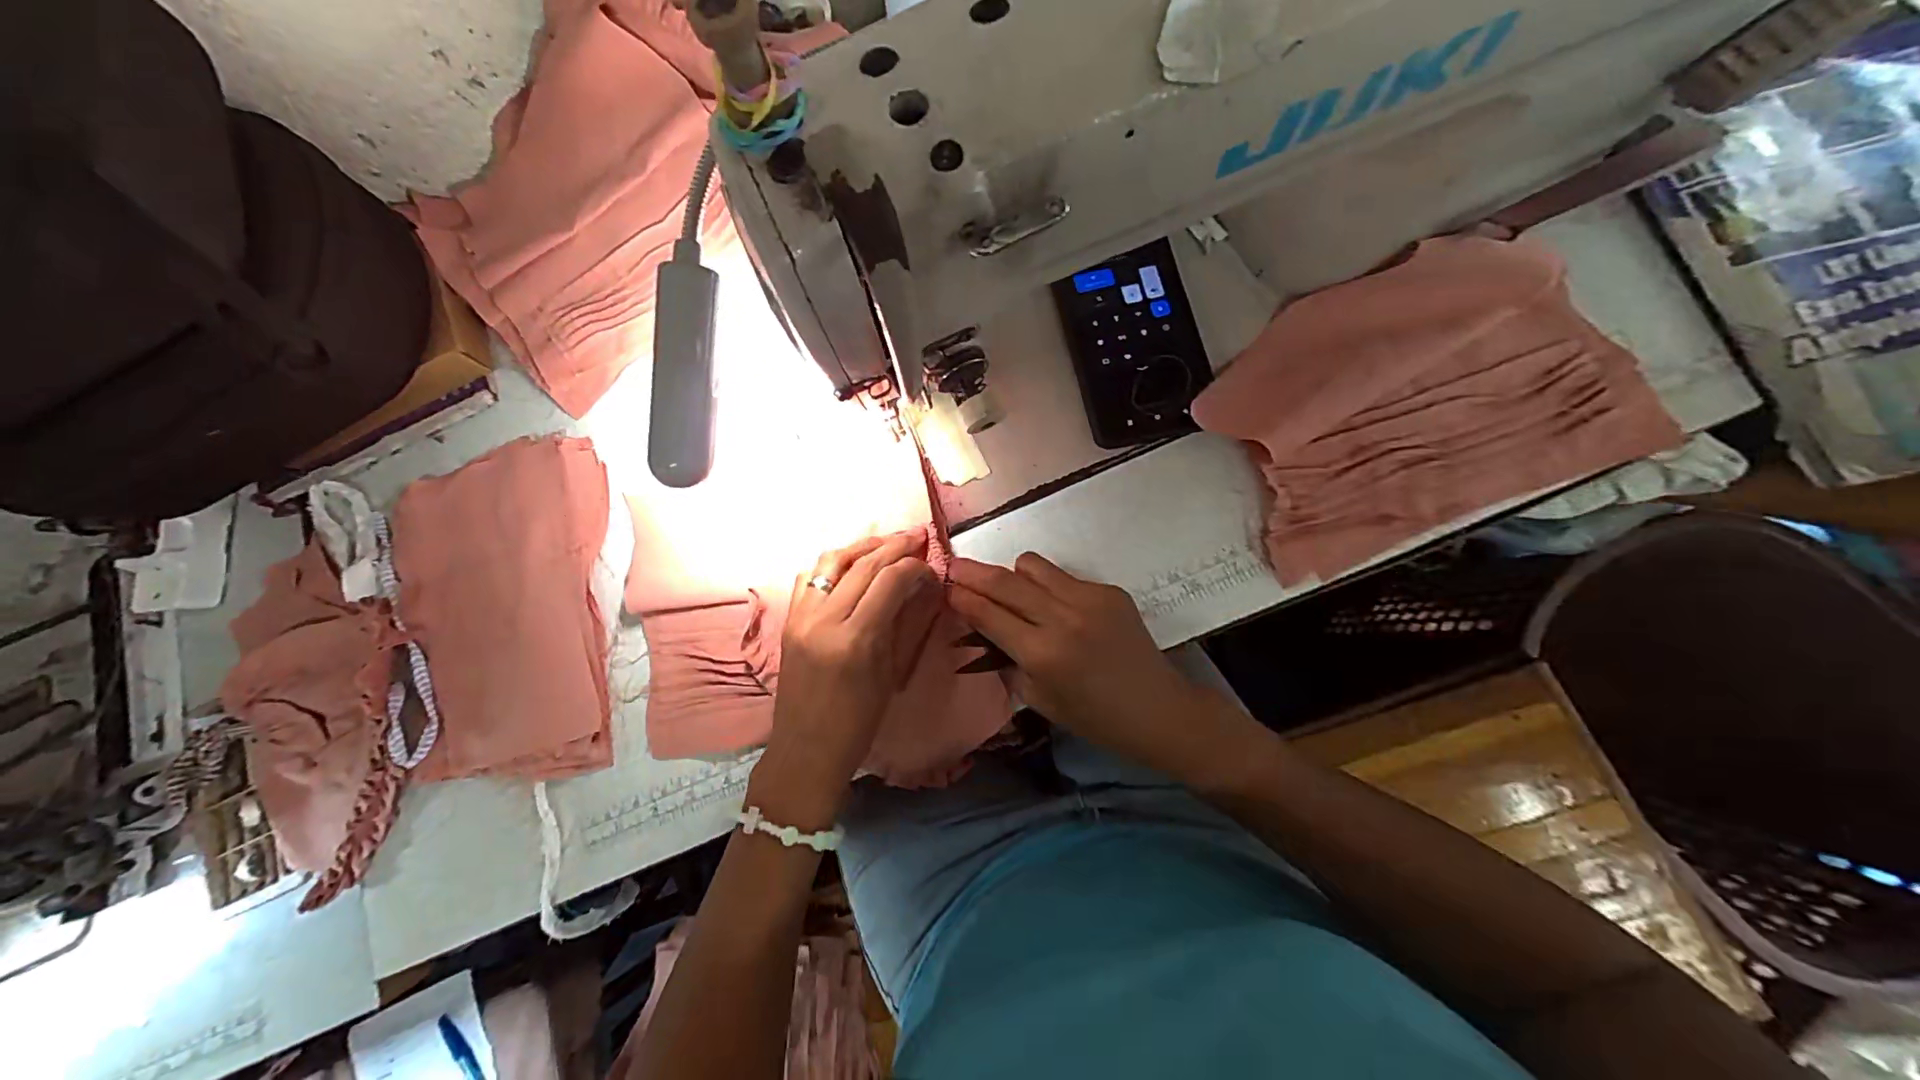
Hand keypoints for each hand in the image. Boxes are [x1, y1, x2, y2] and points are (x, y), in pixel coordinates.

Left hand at [753, 532, 942, 825]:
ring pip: (832, 561)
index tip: (932, 566)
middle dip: (894, 545)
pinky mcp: (788, 620)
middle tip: (917, 535)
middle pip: (863, 564)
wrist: (806, 749)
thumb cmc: (858, 722)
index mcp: (856, 640)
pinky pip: (810, 577)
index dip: (915, 566)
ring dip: (862, 546)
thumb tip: (922, 585)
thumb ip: (904, 622)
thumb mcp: (890, 674)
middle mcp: (824, 620)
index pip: (890, 581)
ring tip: (886, 542)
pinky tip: (852, 563)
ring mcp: (800, 617)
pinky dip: (834, 563)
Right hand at [948, 554, 1262, 787]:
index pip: (989, 614)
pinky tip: (1055, 609)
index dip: (962, 598)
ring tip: (1012, 591)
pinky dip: (1049, 587)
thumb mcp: (1039, 699)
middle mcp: (1063, 618)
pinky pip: (1063, 577)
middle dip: (974, 573)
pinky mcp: (1109, 590)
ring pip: (1033, 566)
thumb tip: (983, 630)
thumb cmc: (1094, 717)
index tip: (944, 587)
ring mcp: (1089, 599)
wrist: (1157, 708)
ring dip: (1013, 575)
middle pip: (1005, 582)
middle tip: (955, 567)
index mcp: (1043, 654)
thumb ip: (1007, 660)